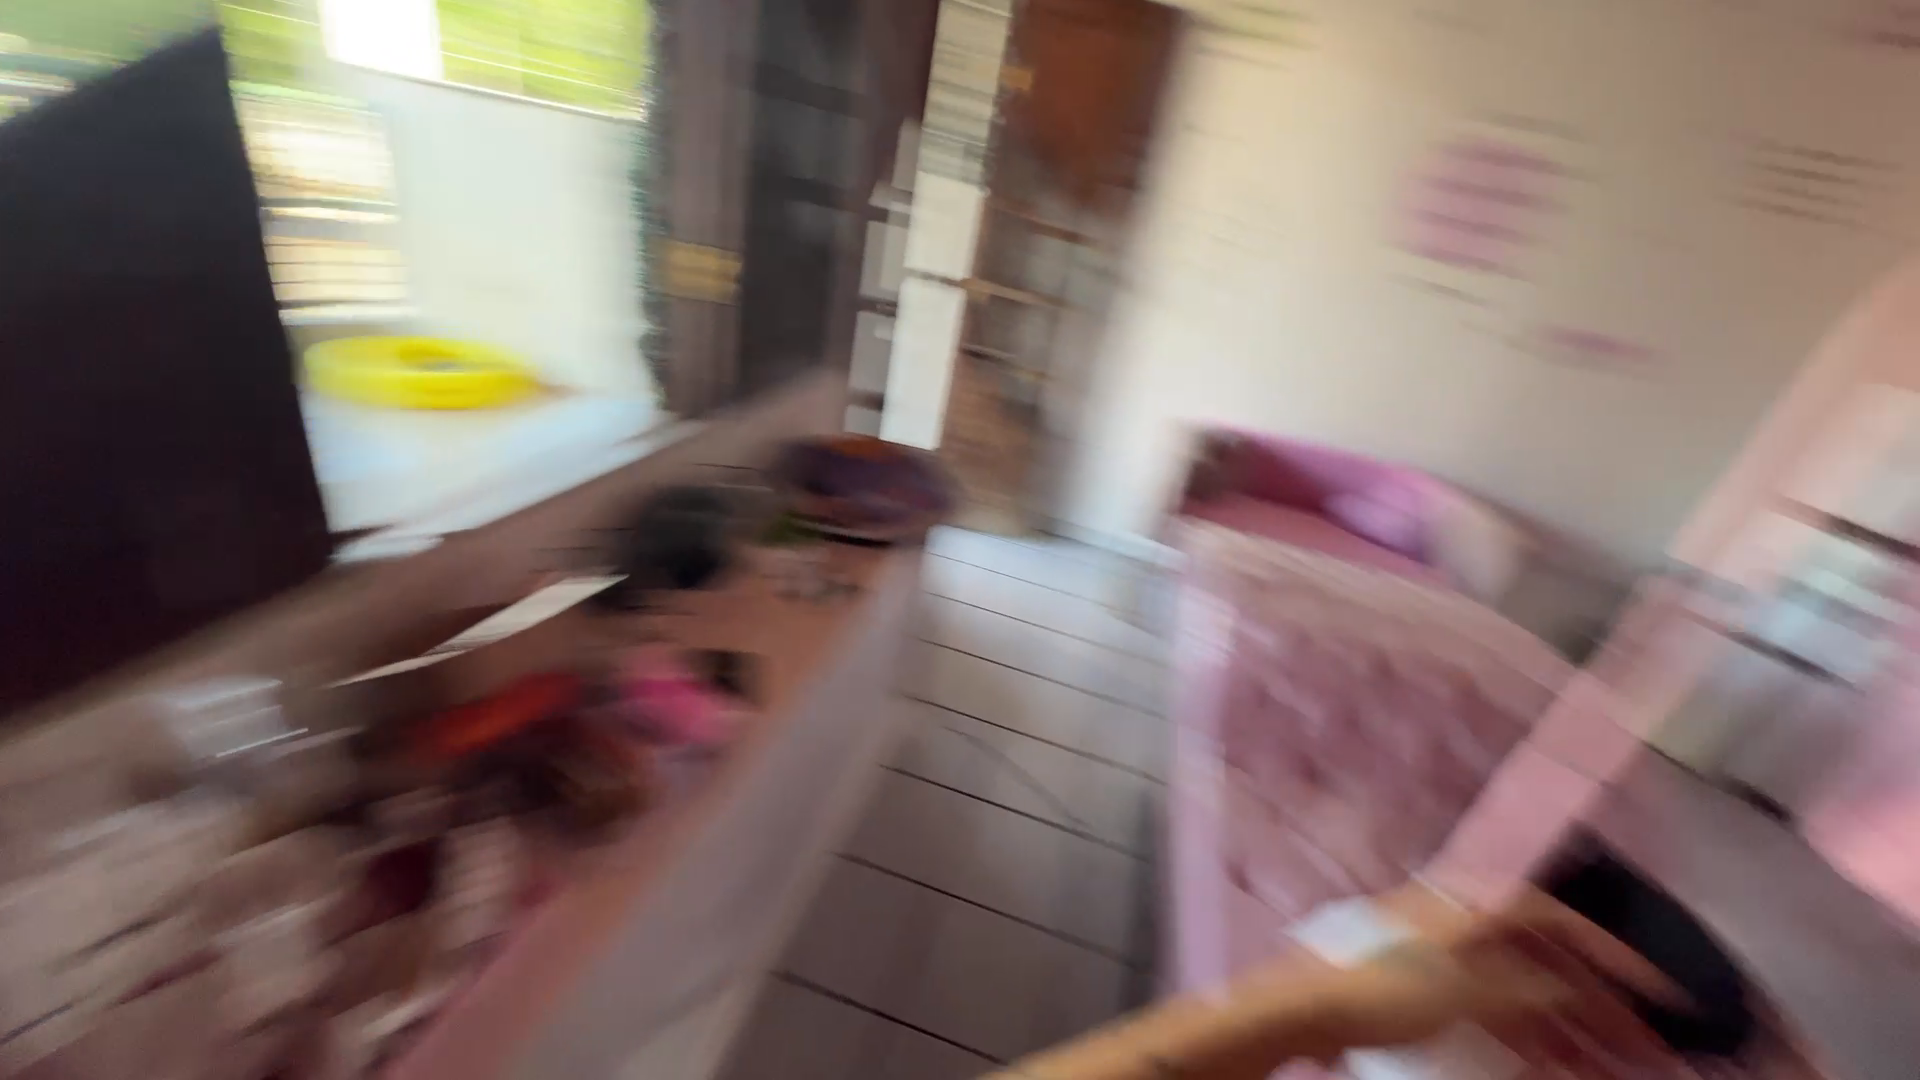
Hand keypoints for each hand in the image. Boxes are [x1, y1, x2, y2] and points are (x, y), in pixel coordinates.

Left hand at [1309, 887, 1684, 1061]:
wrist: (1308, 1005)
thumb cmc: (1383, 989)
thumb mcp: (1462, 993)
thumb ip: (1522, 989)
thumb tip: (1569, 990)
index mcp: (1463, 907)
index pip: (1548, 916)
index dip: (1608, 952)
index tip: (1661, 995)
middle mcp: (1454, 921)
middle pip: (1540, 955)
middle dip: (1598, 1003)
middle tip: (1654, 1054)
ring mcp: (1439, 952)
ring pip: (1520, 984)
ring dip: (1571, 1025)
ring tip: (1621, 1071)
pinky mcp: (1424, 983)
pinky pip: (1491, 1005)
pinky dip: (1529, 1034)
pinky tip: (1559, 1067)